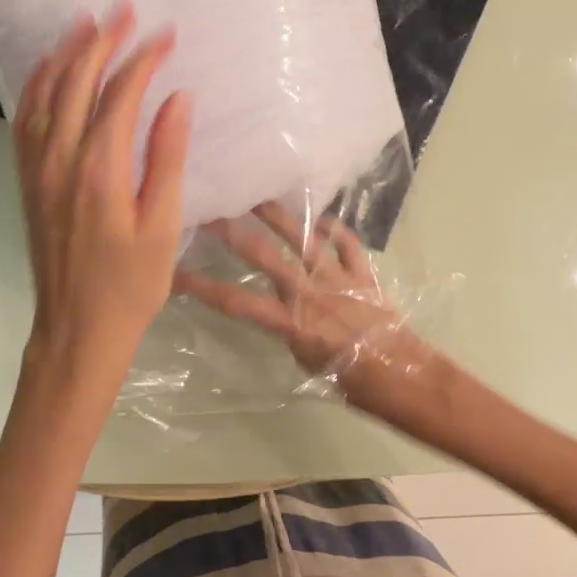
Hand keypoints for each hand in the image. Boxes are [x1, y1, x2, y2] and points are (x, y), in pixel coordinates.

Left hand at [14, 3, 192, 361]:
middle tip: (124, 8)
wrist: (76, 328)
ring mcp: (37, 169)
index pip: (120, 94)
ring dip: (65, 54)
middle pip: (76, 82)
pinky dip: (35, 87)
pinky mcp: (28, 181)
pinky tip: (47, 70)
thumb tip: (177, 98)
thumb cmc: (130, 285)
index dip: (143, 58)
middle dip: (101, 40)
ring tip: (86, 23)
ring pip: (44, 95)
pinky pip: (25, 120)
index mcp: (100, 169)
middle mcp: (60, 159)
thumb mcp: (163, 226)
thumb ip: (167, 157)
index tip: (167, 34)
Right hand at [174, 203, 447, 421]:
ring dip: (277, 215)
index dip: (202, 287)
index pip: (235, 303)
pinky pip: (346, 243)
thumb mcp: (306, 363)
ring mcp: (338, 279)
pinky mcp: (363, 274)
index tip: (174, 274)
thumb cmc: (351, 381)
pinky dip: (333, 228)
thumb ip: (288, 330)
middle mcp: (310, 293)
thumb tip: (281, 311)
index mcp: (291, 323)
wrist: (403, 376)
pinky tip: (319, 218)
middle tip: (209, 212)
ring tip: (257, 195)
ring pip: (303, 238)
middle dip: (232, 234)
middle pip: (263, 257)